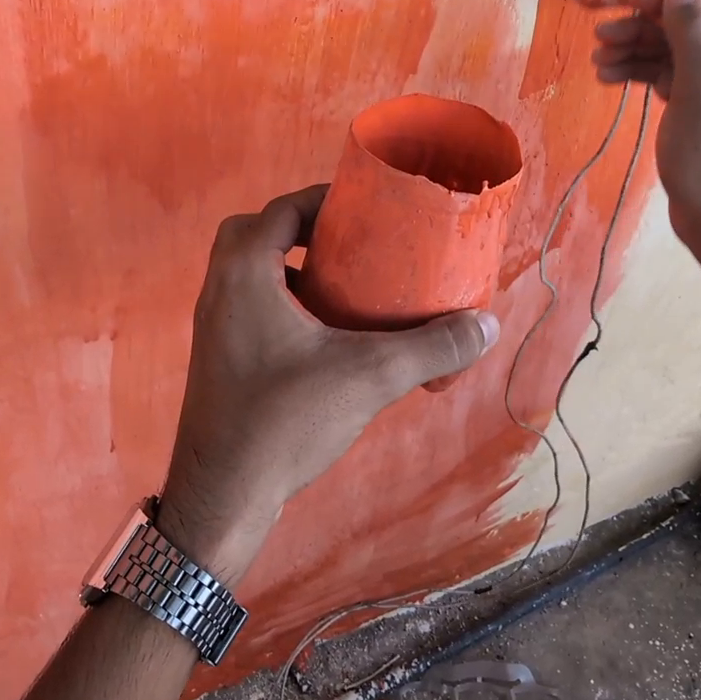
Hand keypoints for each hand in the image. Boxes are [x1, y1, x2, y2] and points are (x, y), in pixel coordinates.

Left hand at [156, 185, 500, 583]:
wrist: (221, 499)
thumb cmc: (285, 421)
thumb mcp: (368, 376)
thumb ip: (430, 348)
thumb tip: (486, 324)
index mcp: (244, 274)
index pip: (281, 210)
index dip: (323, 200)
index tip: (365, 209)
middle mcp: (219, 290)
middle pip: (257, 233)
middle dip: (303, 230)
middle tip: (351, 243)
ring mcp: (213, 326)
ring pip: (250, 272)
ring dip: (292, 266)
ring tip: (343, 283)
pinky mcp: (218, 358)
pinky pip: (250, 305)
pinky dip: (284, 302)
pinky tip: (323, 334)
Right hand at [592, 0, 700, 303]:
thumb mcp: (698, 93)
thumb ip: (690, 37)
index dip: (673, 0)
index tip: (630, 3)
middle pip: (691, 31)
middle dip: (645, 30)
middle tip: (602, 34)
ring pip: (676, 55)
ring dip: (636, 53)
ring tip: (598, 60)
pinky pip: (671, 79)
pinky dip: (642, 75)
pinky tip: (610, 76)